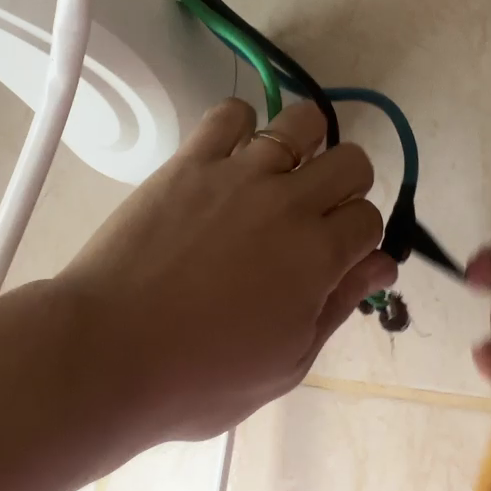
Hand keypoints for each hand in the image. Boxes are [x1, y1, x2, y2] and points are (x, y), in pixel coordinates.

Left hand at [59, 98, 397, 441]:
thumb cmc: (200, 377)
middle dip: (346, 184)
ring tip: (282, 172)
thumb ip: (339, 306)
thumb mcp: (287, 363)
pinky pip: (231, 113)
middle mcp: (288, 201)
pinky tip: (231, 156)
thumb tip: (382, 264)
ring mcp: (238, 172)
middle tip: (316, 214)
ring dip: (305, 142)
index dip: (360, 238)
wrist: (108, 354)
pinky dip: (240, 126)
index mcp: (318, 255)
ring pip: (302, 120)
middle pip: (351, 160)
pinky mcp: (192, 159)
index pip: (369, 218)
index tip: (339, 256)